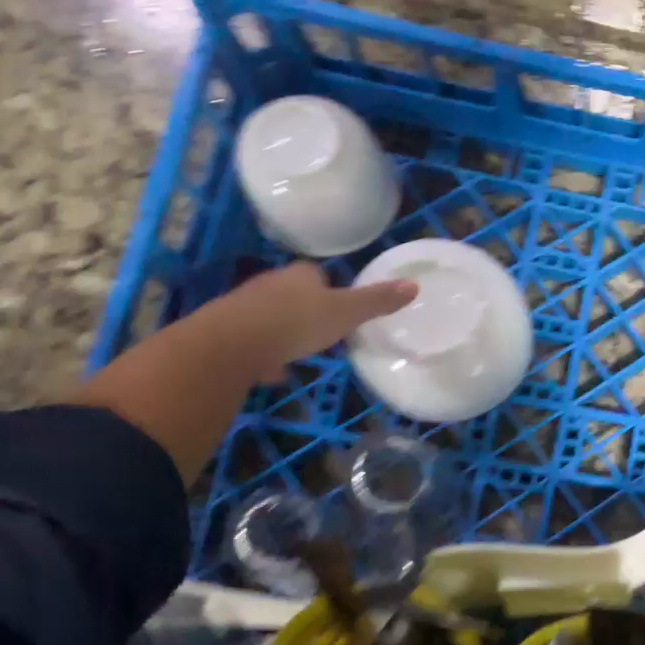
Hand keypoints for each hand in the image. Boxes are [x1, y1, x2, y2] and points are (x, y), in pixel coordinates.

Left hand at [211, 262, 417, 381]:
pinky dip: (267, 352)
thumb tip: (414, 285)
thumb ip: (377, 302)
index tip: (342, 308)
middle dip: (308, 310)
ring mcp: (248, 307)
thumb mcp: (346, 314)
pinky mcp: (231, 331)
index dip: (331, 289)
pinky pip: (256, 340)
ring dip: (287, 330)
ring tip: (302, 352)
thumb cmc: (296, 323)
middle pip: (294, 293)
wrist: (234, 343)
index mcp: (300, 275)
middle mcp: (271, 283)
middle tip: (326, 332)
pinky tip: (275, 370)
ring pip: (274, 316)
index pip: (318, 274)